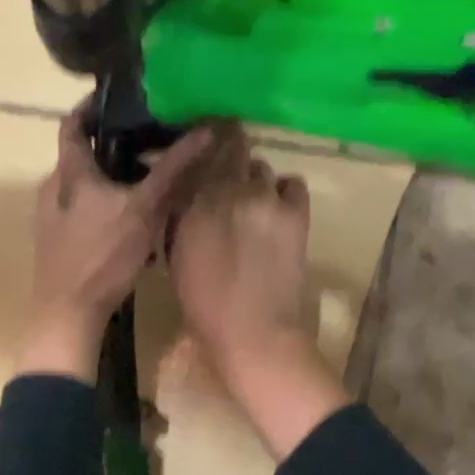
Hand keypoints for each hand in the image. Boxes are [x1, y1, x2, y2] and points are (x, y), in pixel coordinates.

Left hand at [23, 105, 213, 380]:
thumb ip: (173, 170)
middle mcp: (54, 190)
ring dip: (115, 182)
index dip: (92, 106)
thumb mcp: (143, 210)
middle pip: (85, 157)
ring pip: (87, 188)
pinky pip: (86, 214)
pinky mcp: (59, 245)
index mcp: (68, 174)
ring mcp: (52, 220)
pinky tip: (135, 225)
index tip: (123, 98)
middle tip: (153, 144)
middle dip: (117, 149)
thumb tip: (207, 131)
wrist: (68, 315)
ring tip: (151, 185)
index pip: (73, 124)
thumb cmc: (102, 257)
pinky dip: (109, 208)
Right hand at [167, 125, 314, 375]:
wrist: (254, 333)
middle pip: (233, 150)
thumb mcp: (177, 258)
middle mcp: (230, 190)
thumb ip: (181, 218)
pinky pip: (291, 184)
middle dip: (229, 155)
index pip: (200, 151)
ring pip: (261, 168)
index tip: (202, 143)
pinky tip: (277, 208)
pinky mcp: (297, 214)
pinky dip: (283, 191)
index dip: (204, 141)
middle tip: (226, 172)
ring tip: (252, 201)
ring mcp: (267, 198)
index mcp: (193, 203)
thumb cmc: (205, 306)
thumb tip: (187, 194)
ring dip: (255, 179)